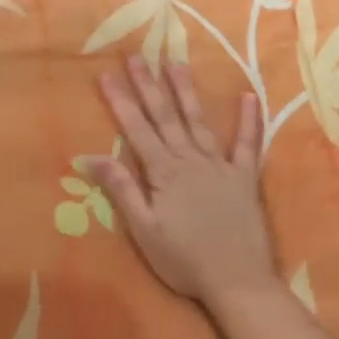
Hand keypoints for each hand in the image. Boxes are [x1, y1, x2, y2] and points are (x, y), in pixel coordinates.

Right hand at [89, 58, 276, 305]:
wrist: (239, 281)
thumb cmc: (184, 259)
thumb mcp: (144, 229)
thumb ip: (121, 189)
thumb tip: (90, 156)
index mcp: (164, 172)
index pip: (136, 129)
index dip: (120, 101)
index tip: (106, 74)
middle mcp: (190, 160)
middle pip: (165, 116)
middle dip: (148, 85)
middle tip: (136, 56)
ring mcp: (220, 166)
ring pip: (198, 121)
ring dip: (186, 91)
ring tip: (175, 63)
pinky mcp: (244, 178)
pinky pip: (248, 144)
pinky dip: (248, 119)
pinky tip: (247, 96)